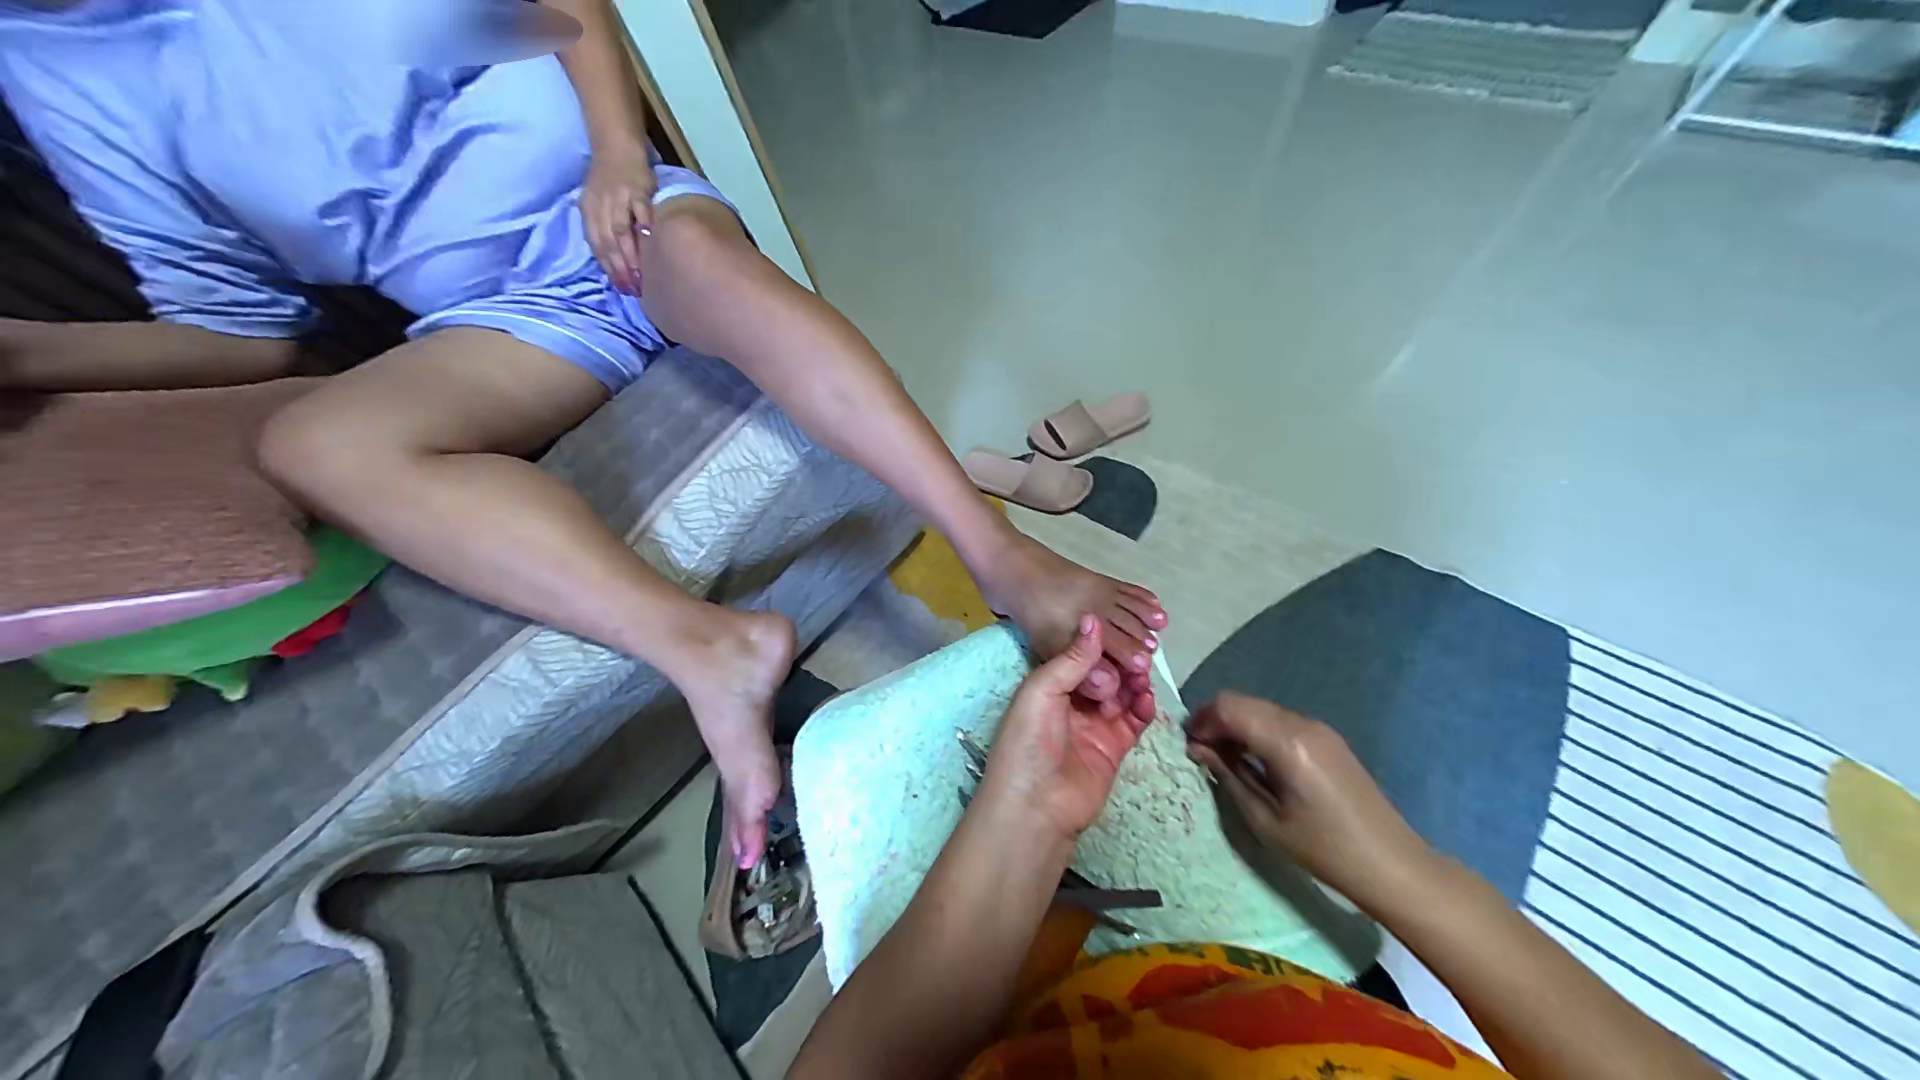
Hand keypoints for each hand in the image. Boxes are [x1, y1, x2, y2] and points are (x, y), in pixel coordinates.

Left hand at [580, 142, 654, 294]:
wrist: (616, 146)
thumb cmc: (609, 179)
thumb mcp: (597, 203)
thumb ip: (602, 227)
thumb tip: (614, 260)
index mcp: (588, 210)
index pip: (595, 244)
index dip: (607, 267)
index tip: (620, 287)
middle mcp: (600, 205)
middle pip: (607, 242)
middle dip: (619, 268)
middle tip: (632, 288)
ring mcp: (618, 198)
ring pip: (621, 232)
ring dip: (630, 255)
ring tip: (641, 275)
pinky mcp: (638, 190)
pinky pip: (641, 214)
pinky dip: (645, 230)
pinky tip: (652, 247)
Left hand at [979, 615, 1154, 839]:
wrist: (1037, 804)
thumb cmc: (1029, 740)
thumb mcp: (1042, 690)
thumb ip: (1072, 657)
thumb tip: (1093, 618)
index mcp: (1048, 685)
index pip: (1079, 656)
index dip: (1099, 644)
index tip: (1121, 629)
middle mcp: (1071, 702)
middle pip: (1104, 673)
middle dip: (1121, 663)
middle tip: (1139, 655)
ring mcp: (1094, 724)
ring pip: (1122, 693)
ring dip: (1134, 682)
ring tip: (1143, 675)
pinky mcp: (1114, 747)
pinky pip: (1134, 721)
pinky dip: (1143, 707)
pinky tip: (1147, 699)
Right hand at [1186, 691, 1435, 905]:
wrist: (1392, 865)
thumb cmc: (1323, 849)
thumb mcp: (1264, 819)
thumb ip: (1228, 775)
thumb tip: (1198, 747)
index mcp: (1286, 742)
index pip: (1228, 707)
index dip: (1202, 722)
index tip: (1190, 747)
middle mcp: (1301, 724)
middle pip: (1241, 701)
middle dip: (1215, 721)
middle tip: (1202, 752)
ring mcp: (1317, 728)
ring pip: (1259, 708)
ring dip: (1235, 724)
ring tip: (1225, 758)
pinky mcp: (1326, 737)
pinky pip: (1278, 720)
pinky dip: (1256, 730)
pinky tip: (1254, 759)